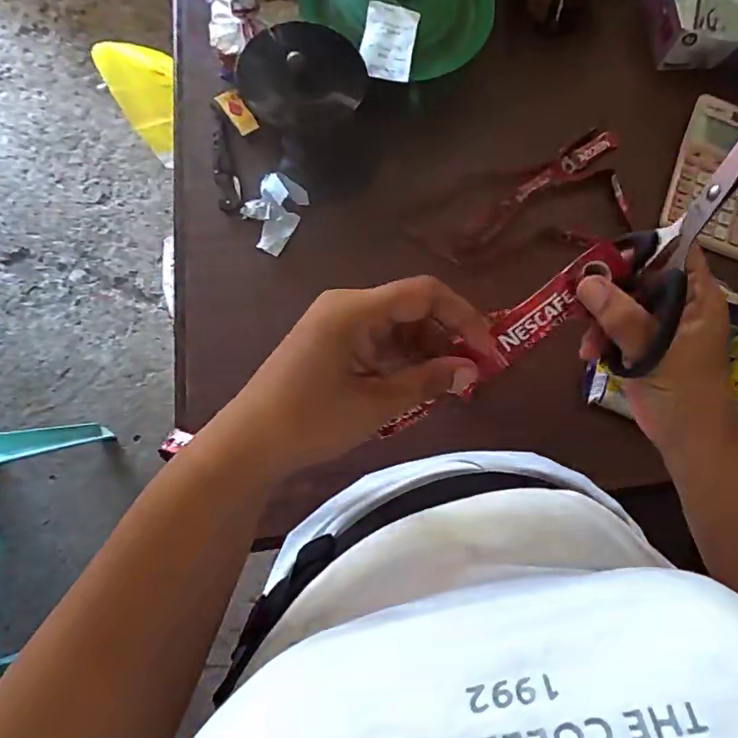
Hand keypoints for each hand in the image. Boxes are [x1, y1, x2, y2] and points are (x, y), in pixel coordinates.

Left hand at [205, 276, 501, 478]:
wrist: (248, 443)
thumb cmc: (311, 421)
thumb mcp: (376, 404)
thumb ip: (427, 381)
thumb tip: (471, 370)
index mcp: (355, 309)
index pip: (425, 294)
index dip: (463, 318)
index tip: (488, 350)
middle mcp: (346, 306)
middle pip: (412, 307)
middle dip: (448, 337)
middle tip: (476, 372)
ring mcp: (336, 324)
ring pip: (397, 326)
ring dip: (427, 351)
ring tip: (452, 384)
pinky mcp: (331, 343)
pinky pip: (378, 341)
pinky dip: (402, 360)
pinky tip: (419, 385)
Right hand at [576, 247, 737, 454]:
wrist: (690, 444)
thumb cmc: (684, 395)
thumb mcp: (653, 350)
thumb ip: (621, 315)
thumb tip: (585, 282)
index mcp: (698, 296)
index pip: (676, 251)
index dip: (644, 248)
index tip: (608, 260)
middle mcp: (681, 304)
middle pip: (640, 276)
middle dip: (609, 288)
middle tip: (580, 299)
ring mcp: (661, 326)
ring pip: (623, 302)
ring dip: (599, 318)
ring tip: (588, 345)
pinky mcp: (644, 346)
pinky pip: (617, 328)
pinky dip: (601, 338)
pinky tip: (590, 355)